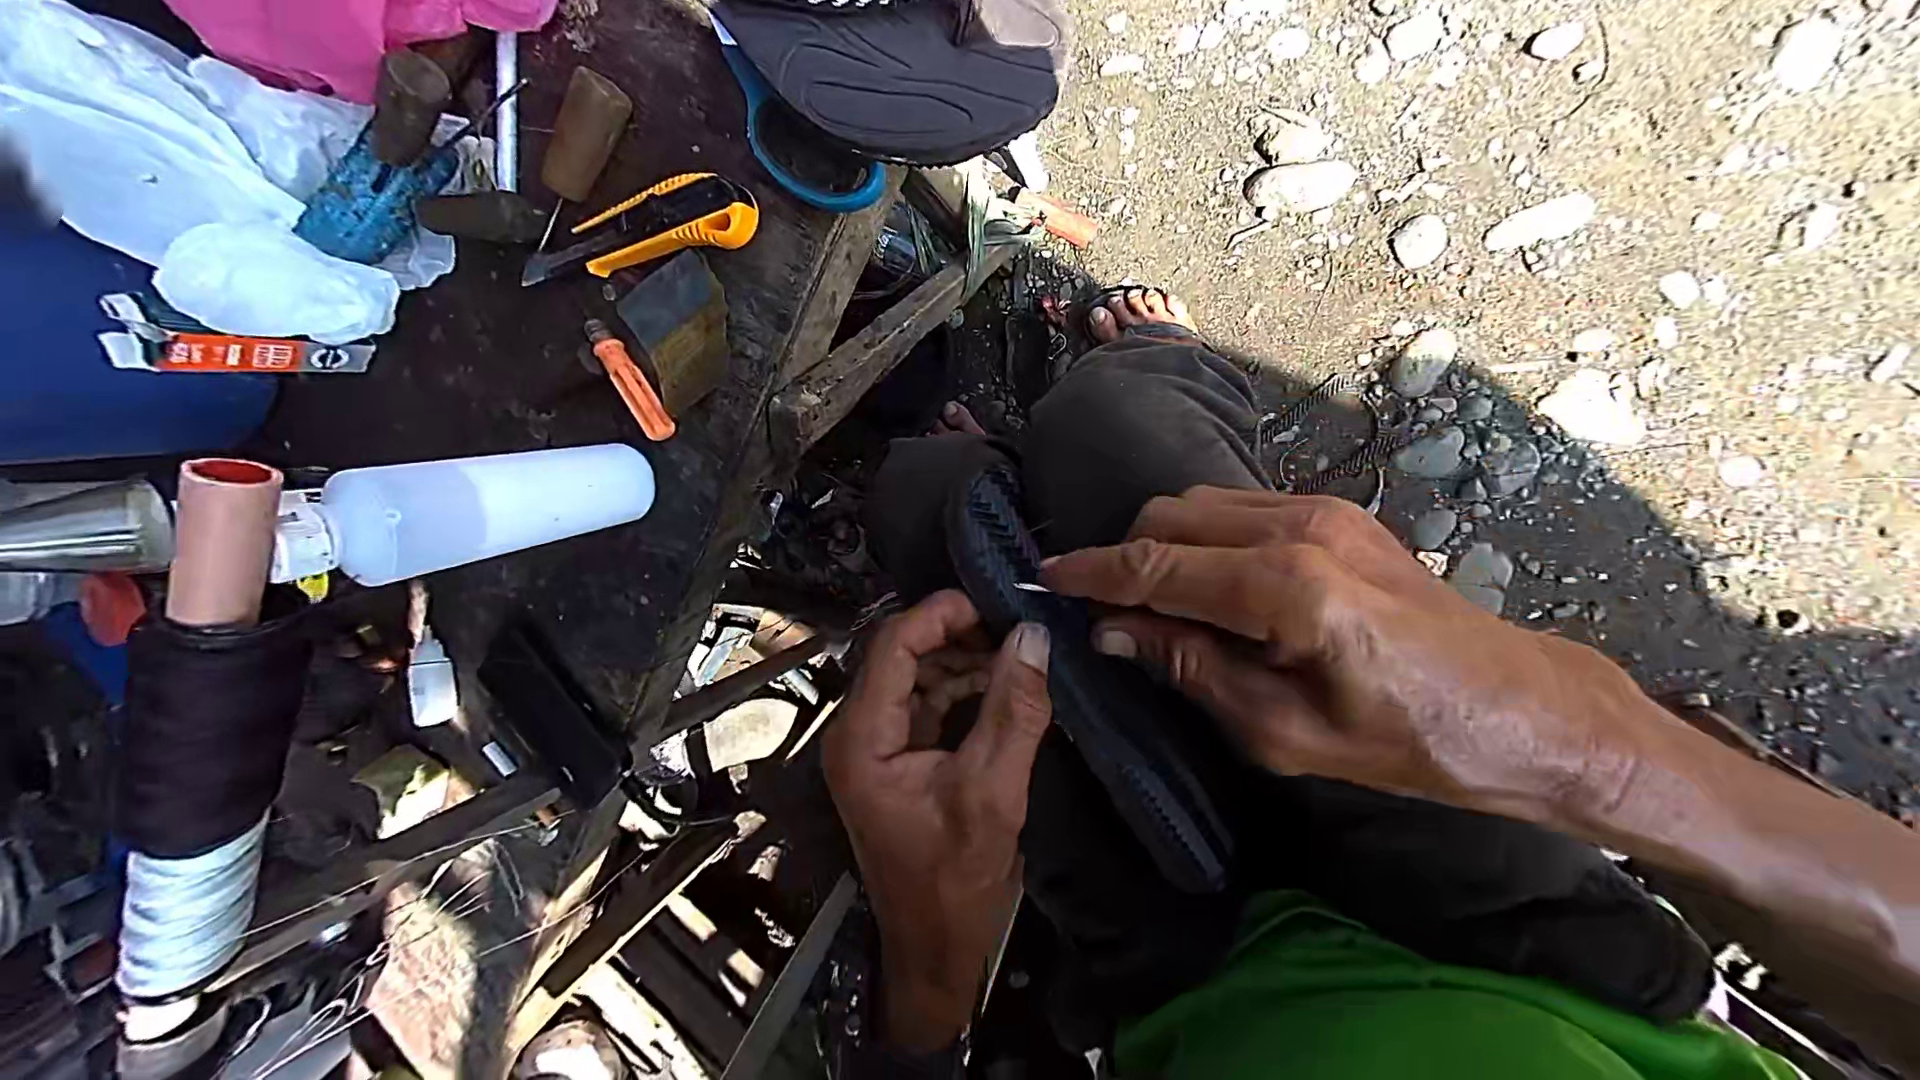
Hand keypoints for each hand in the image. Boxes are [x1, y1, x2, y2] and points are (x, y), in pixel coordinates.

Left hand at [822, 591, 1052, 1051]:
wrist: (935, 952)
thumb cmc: (955, 884)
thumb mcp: (992, 792)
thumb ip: (1013, 710)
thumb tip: (1033, 636)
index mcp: (862, 737)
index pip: (892, 646)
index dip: (938, 614)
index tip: (990, 603)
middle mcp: (859, 731)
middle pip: (902, 655)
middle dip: (957, 636)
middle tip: (1012, 628)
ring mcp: (877, 744)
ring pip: (918, 675)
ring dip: (964, 660)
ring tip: (1014, 656)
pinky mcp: (899, 755)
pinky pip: (929, 701)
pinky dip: (964, 687)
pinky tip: (1001, 686)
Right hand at [1041, 487, 1662, 826]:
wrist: (1523, 707)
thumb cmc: (1406, 741)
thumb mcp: (1281, 732)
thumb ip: (1189, 667)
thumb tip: (1114, 631)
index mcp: (1286, 588)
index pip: (1156, 566)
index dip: (1093, 572)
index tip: (1048, 576)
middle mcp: (1296, 528)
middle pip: (1167, 517)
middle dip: (1124, 557)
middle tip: (1111, 612)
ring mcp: (1319, 509)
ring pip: (1197, 502)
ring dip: (1160, 544)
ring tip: (1158, 600)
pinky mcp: (1333, 509)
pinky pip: (1234, 507)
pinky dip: (1200, 536)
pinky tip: (1208, 580)